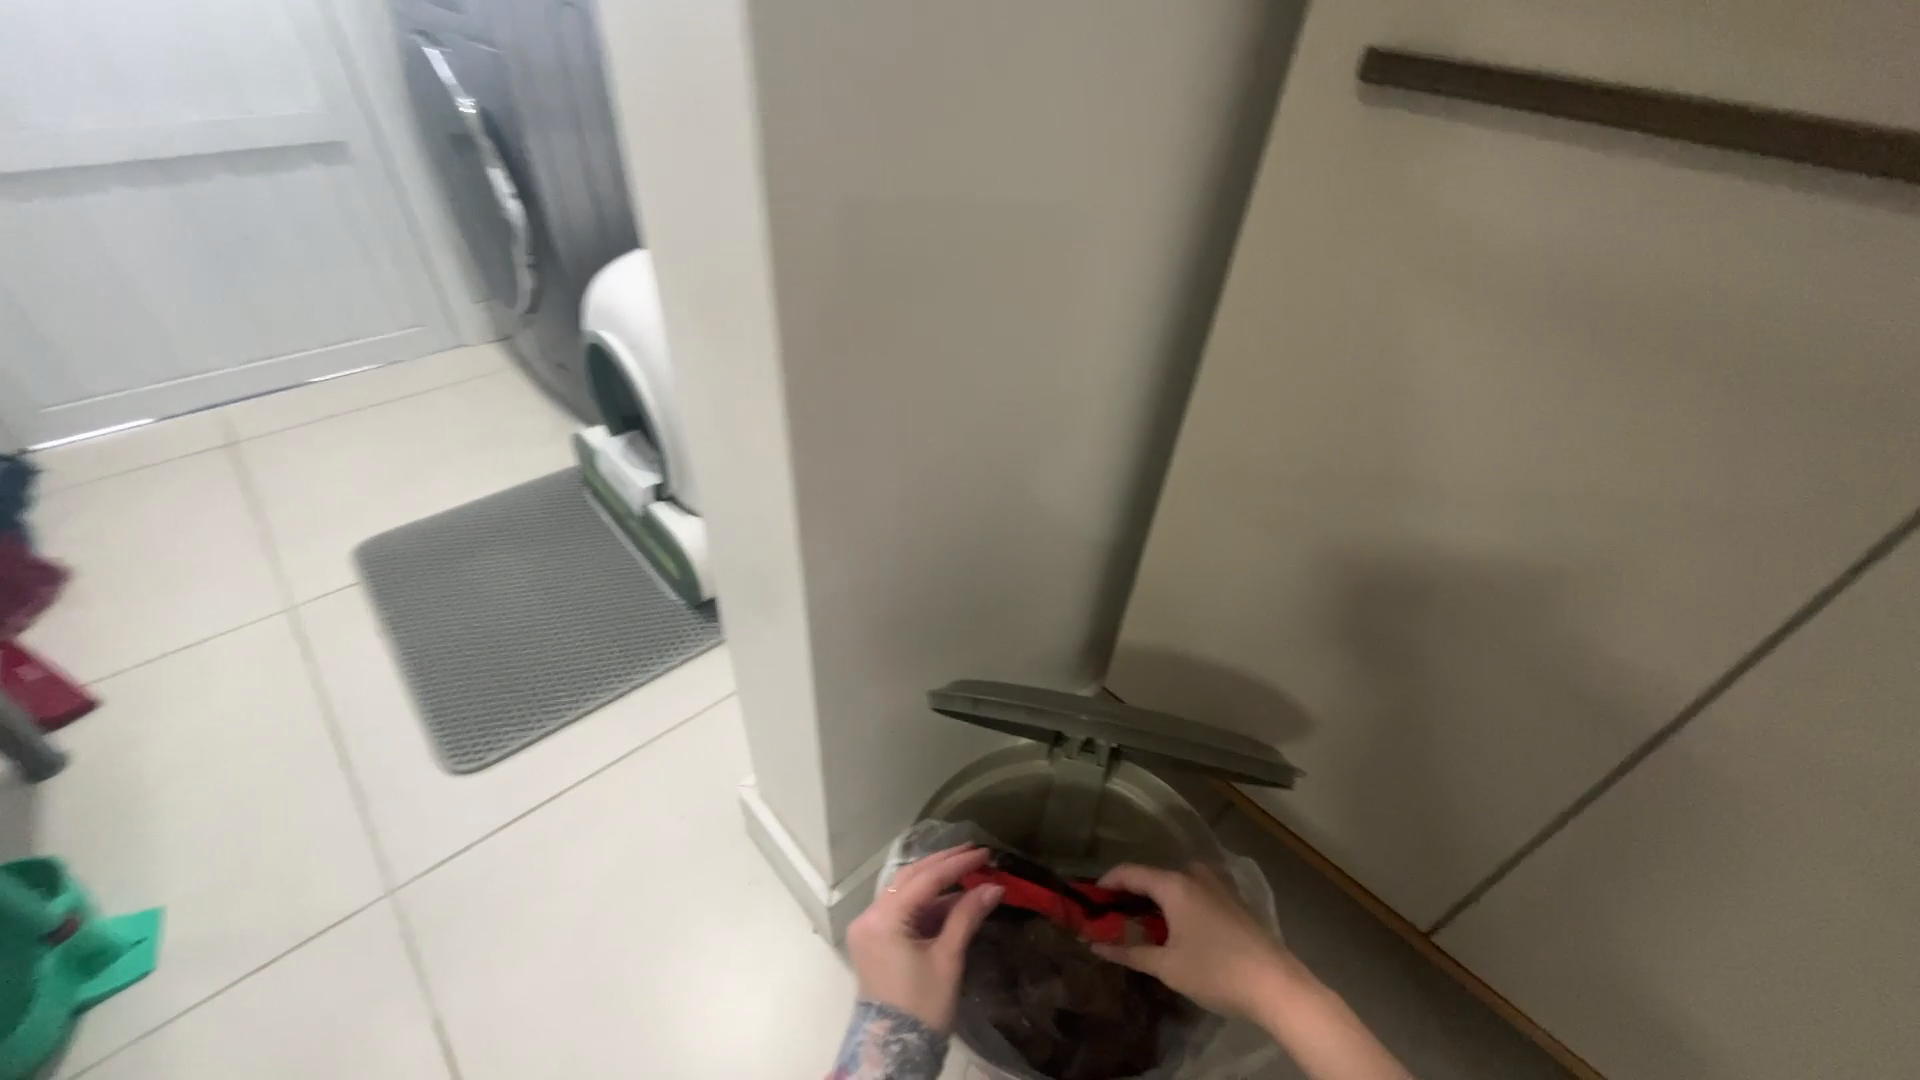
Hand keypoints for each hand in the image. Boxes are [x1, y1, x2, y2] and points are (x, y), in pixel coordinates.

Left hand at [846, 844, 1004, 1031]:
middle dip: (944, 864)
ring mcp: (869, 928)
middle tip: (975, 853)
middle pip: (910, 878)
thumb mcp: (947, 959)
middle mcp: (869, 916)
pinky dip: (927, 904)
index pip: (924, 879)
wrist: (894, 1052)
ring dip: (936, 882)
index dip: (956, 863)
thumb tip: (994, 887)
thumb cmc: (922, 1007)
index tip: (984, 853)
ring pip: (905, 891)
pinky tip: (953, 899)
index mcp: (882, 920)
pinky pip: (901, 910)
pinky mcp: (874, 940)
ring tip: (969, 872)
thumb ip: (967, 916)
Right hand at [1090, 862, 1303, 1017]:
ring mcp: (1217, 886)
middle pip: (1153, 876)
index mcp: (1174, 885)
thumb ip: (1129, 952)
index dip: (1106, 883)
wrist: (1276, 985)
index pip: (1130, 872)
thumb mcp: (1167, 967)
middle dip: (1130, 893)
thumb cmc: (1216, 972)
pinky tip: (1176, 928)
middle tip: (1113, 916)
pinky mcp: (1233, 901)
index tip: (1090, 899)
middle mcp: (1194, 876)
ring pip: (1176, 884)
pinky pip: (1194, 892)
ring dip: (1156, 899)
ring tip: (1143, 924)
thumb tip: (1095, 946)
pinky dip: (1177, 903)